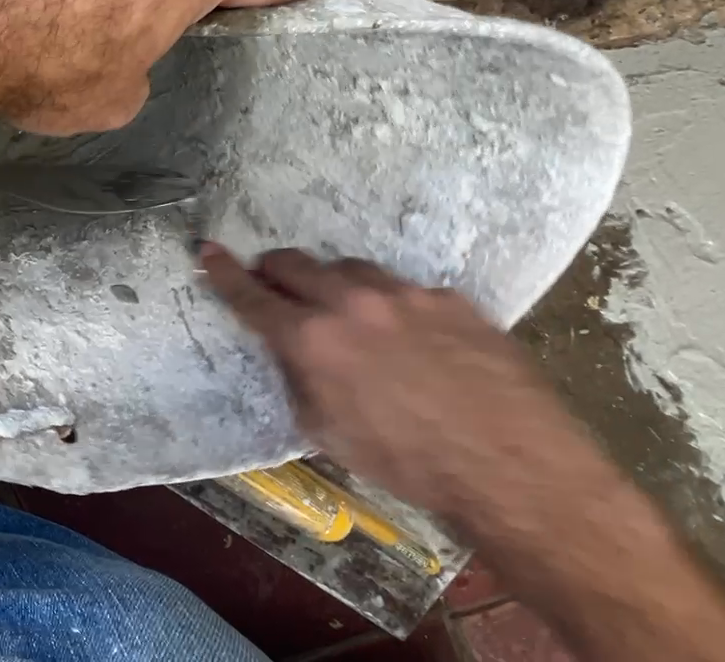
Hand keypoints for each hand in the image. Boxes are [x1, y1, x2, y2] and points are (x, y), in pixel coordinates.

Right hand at [199, 245, 615, 523]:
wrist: (517, 473)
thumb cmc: (408, 463)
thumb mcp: (325, 429)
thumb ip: (297, 377)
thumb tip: (289, 352)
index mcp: (310, 338)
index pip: (250, 294)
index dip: (222, 271)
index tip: (206, 250)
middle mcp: (351, 304)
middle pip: (293, 262)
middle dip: (274, 271)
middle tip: (276, 288)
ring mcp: (406, 296)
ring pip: (348, 268)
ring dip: (333, 283)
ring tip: (349, 312)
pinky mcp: (453, 301)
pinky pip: (406, 289)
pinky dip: (393, 305)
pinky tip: (412, 337)